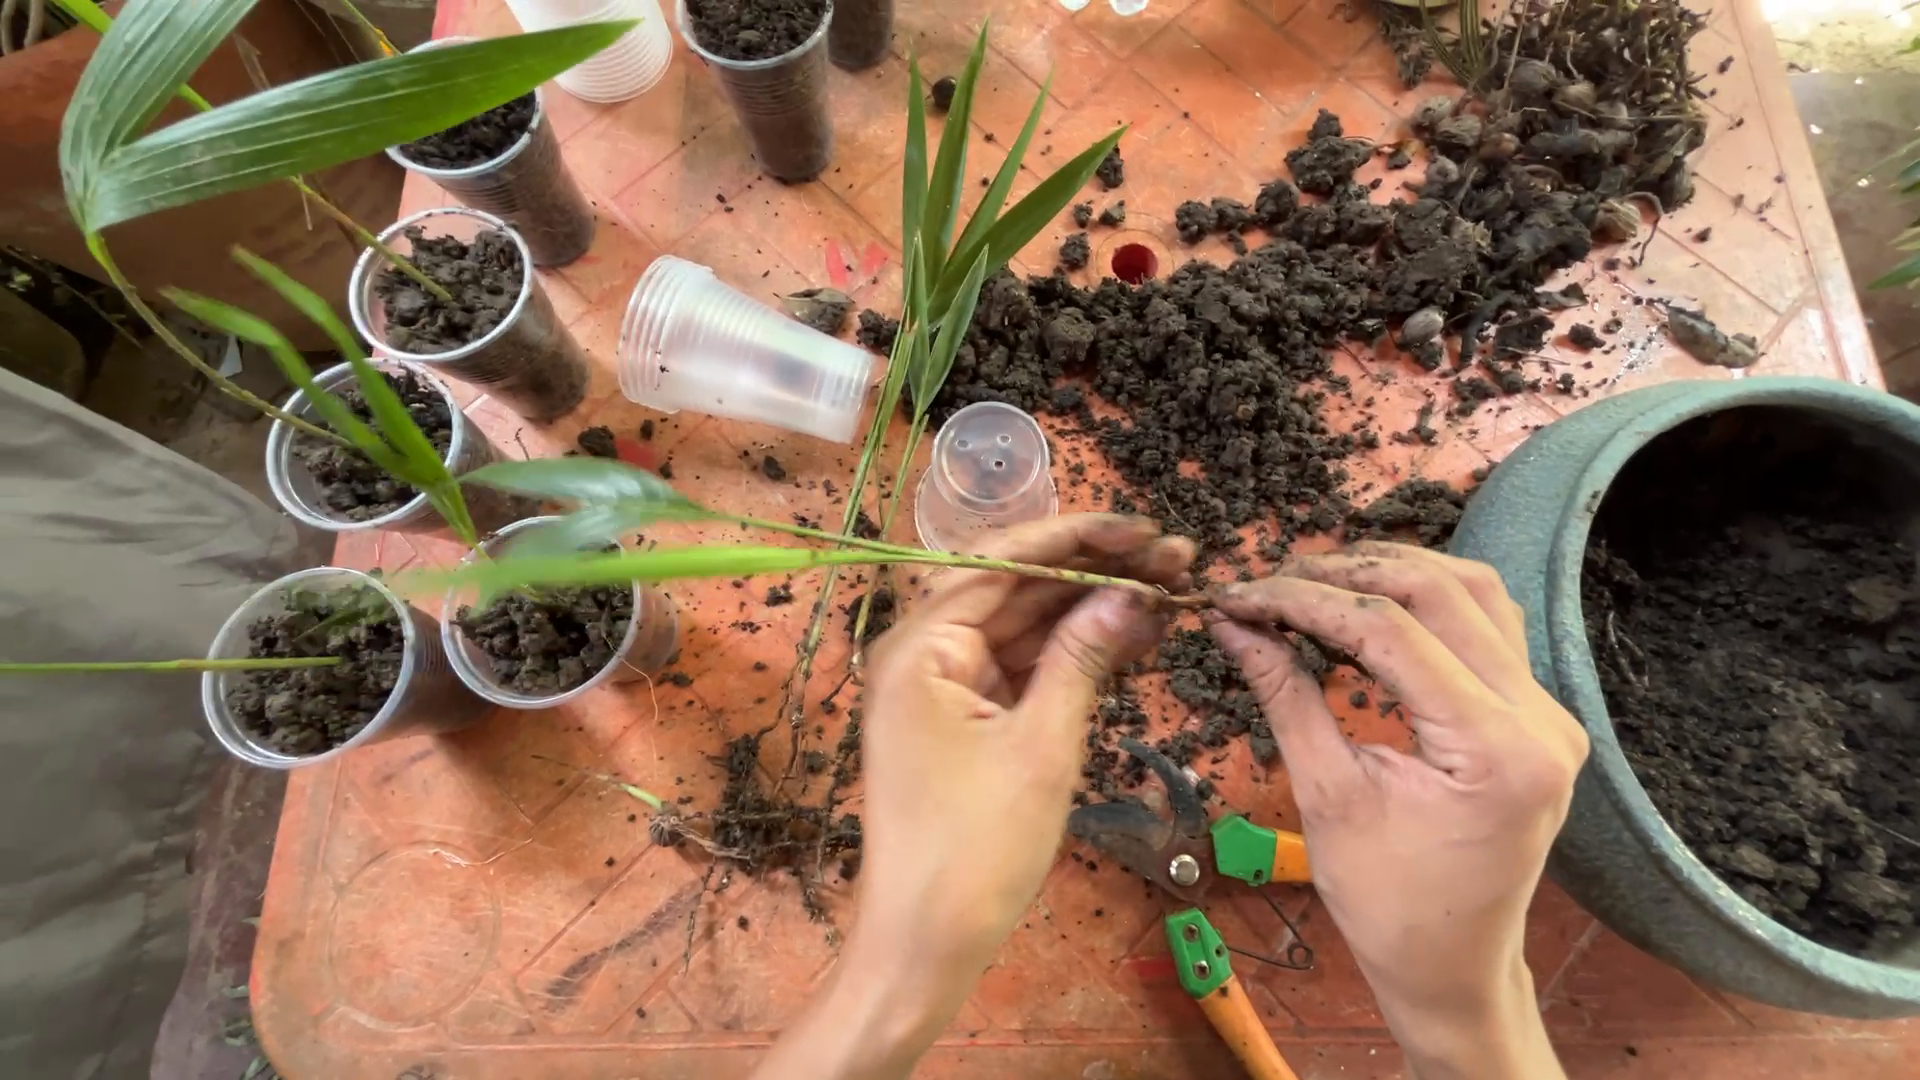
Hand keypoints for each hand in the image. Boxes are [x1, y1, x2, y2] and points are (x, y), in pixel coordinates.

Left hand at [752, 514, 1192, 1079]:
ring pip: (1026, 623)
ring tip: (1167, 587)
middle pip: (1016, 587)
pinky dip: (1073, 650)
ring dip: (1090, 606)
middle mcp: (925, 649)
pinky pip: (1024, 663)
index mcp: (921, 644)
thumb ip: (1084, 657)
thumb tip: (1134, 593)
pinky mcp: (968, 711)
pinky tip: (1132, 630)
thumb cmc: (976, 850)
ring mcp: (945, 681)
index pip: (1001, 561)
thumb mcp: (1042, 747)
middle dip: (1092, 570)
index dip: (1075, 537)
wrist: (926, 946)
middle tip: (1171, 557)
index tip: (1141, 530)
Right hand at [1205, 542, 1584, 1079]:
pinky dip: (1420, 596)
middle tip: (1269, 583)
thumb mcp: (1324, 792)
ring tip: (1312, 582)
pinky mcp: (1532, 712)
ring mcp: (1545, 711)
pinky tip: (1366, 604)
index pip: (1388, 629)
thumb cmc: (1385, 899)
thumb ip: (1283, 693)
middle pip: (1438, 591)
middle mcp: (1538, 716)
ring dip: (1386, 571)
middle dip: (1341, 573)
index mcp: (1492, 749)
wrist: (1452, 964)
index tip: (1239, 597)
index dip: (1302, 600)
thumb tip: (1233, 625)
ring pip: (1472, 590)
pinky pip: (1484, 621)